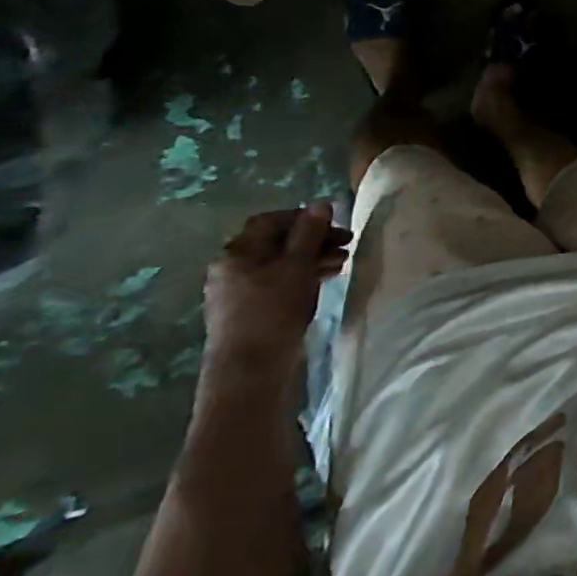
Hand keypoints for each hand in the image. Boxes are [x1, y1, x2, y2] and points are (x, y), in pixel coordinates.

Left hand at [201, 202, 350, 374]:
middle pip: (275, 243)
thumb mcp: (298, 266)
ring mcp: (235, 292)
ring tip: (341, 265)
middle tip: (346, 245)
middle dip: (312, 240)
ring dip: (310, 259)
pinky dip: (299, 278)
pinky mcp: (245, 312)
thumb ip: (310, 233)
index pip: (271, 221)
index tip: (335, 224)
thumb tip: (320, 204)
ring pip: (278, 265)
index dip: (304, 217)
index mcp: (237, 252)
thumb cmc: (274, 311)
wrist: (249, 371)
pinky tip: (321, 283)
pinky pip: (275, 283)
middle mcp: (230, 268)